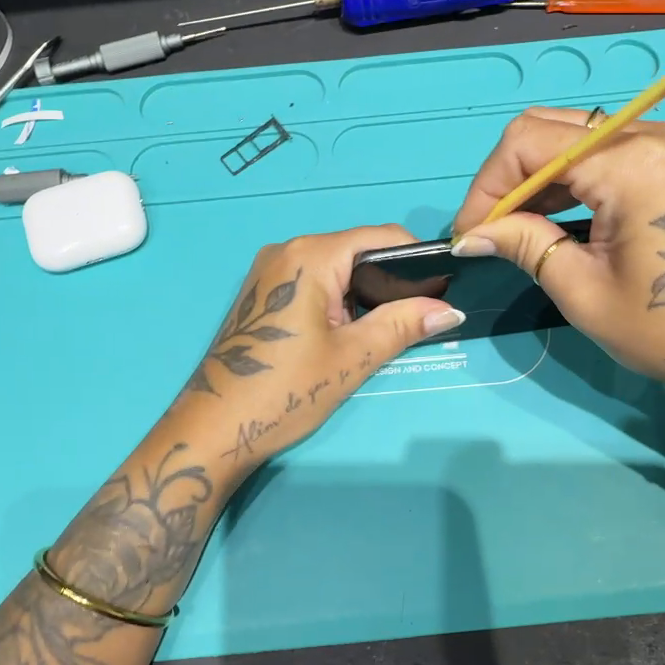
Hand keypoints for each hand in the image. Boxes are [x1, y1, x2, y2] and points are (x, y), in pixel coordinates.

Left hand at [173, 226, 464, 466]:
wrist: (214, 427)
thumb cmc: (286, 389)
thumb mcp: (352, 357)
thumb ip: (403, 325)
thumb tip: (450, 310)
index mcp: (311, 255)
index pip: (381, 237)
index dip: (416, 258)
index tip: (443, 287)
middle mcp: (287, 250)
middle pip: (356, 250)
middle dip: (391, 279)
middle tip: (419, 316)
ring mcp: (268, 270)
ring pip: (335, 268)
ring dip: (364, 293)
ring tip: (389, 328)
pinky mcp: (260, 292)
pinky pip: (312, 281)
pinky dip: (337, 299)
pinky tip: (349, 331)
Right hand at [450, 108, 664, 415]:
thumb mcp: (580, 290)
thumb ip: (522, 243)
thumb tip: (470, 235)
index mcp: (630, 162)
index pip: (528, 143)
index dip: (487, 187)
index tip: (470, 234)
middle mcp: (651, 133)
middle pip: (548, 129)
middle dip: (507, 177)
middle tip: (489, 230)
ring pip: (572, 136)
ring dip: (535, 177)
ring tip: (515, 228)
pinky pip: (602, 149)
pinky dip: (568, 178)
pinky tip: (552, 217)